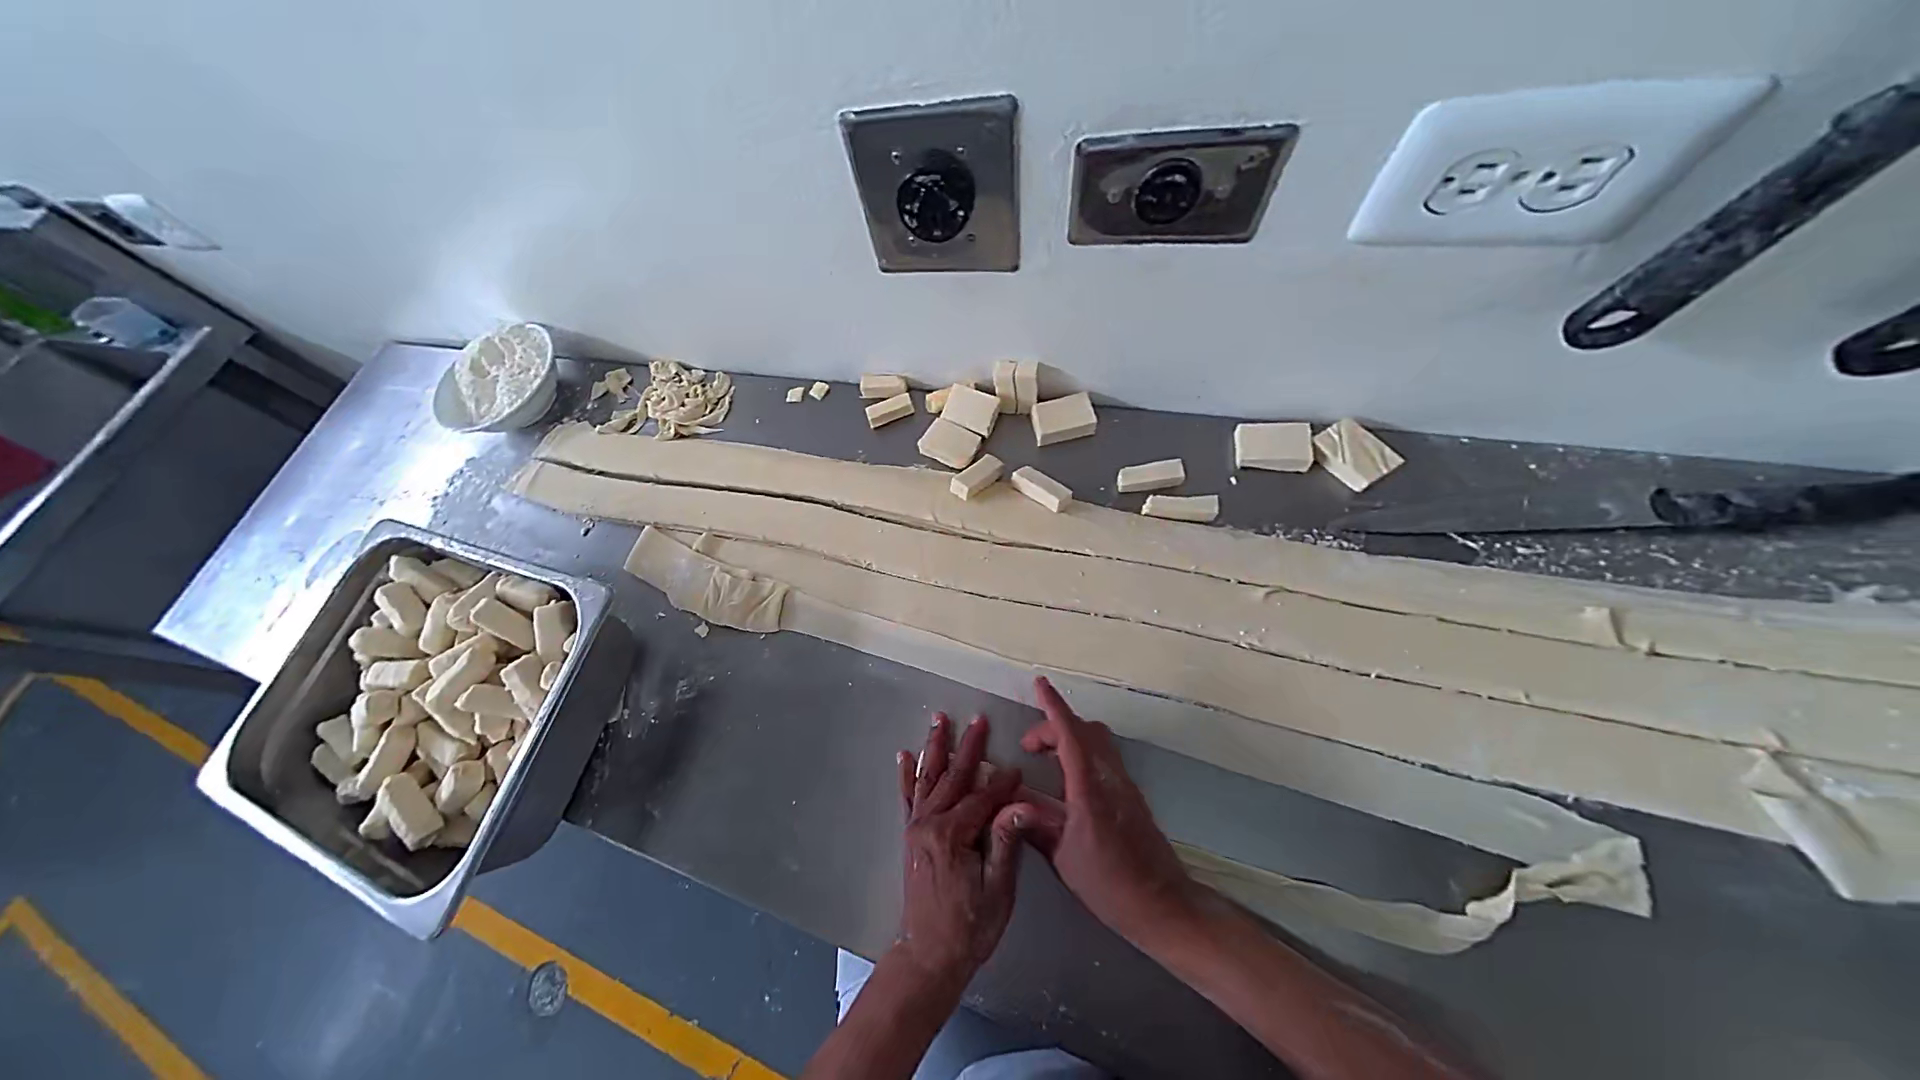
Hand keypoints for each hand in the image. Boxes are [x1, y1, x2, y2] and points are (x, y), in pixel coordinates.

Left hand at [894, 713, 1024, 982]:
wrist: (929, 956)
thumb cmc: (970, 927)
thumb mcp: (997, 889)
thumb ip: (1005, 843)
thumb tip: (1018, 804)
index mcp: (951, 836)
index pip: (982, 798)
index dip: (1003, 784)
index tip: (1019, 770)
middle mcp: (928, 825)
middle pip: (952, 778)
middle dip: (968, 747)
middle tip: (979, 719)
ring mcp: (915, 829)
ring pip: (927, 779)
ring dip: (935, 748)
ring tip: (940, 720)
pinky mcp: (910, 837)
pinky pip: (907, 797)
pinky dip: (907, 774)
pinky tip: (905, 756)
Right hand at [1008, 677, 1199, 951]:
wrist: (1163, 904)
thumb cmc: (1109, 884)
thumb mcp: (1063, 857)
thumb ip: (1034, 823)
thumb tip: (1006, 802)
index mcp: (1089, 789)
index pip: (1070, 735)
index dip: (1053, 706)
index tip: (1040, 684)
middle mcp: (1110, 778)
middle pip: (1085, 730)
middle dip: (1054, 725)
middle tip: (1028, 746)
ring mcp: (1124, 785)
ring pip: (1098, 740)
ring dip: (1071, 736)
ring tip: (1046, 757)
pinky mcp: (1131, 795)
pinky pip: (1104, 756)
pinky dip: (1082, 751)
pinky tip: (1068, 778)